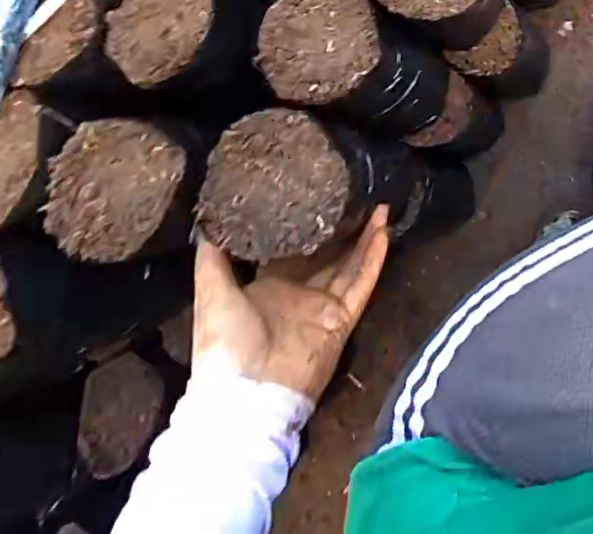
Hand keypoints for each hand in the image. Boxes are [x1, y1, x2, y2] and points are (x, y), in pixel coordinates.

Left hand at [193, 205, 390, 401]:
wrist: (246, 395)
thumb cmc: (225, 344)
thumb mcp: (212, 294)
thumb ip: (213, 259)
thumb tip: (208, 224)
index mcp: (271, 286)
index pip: (297, 251)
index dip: (312, 226)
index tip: (321, 199)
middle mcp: (302, 292)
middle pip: (331, 254)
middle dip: (347, 228)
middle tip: (359, 198)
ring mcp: (325, 306)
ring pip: (352, 264)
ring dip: (367, 237)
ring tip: (380, 208)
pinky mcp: (342, 319)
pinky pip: (362, 283)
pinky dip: (373, 259)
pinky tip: (383, 233)